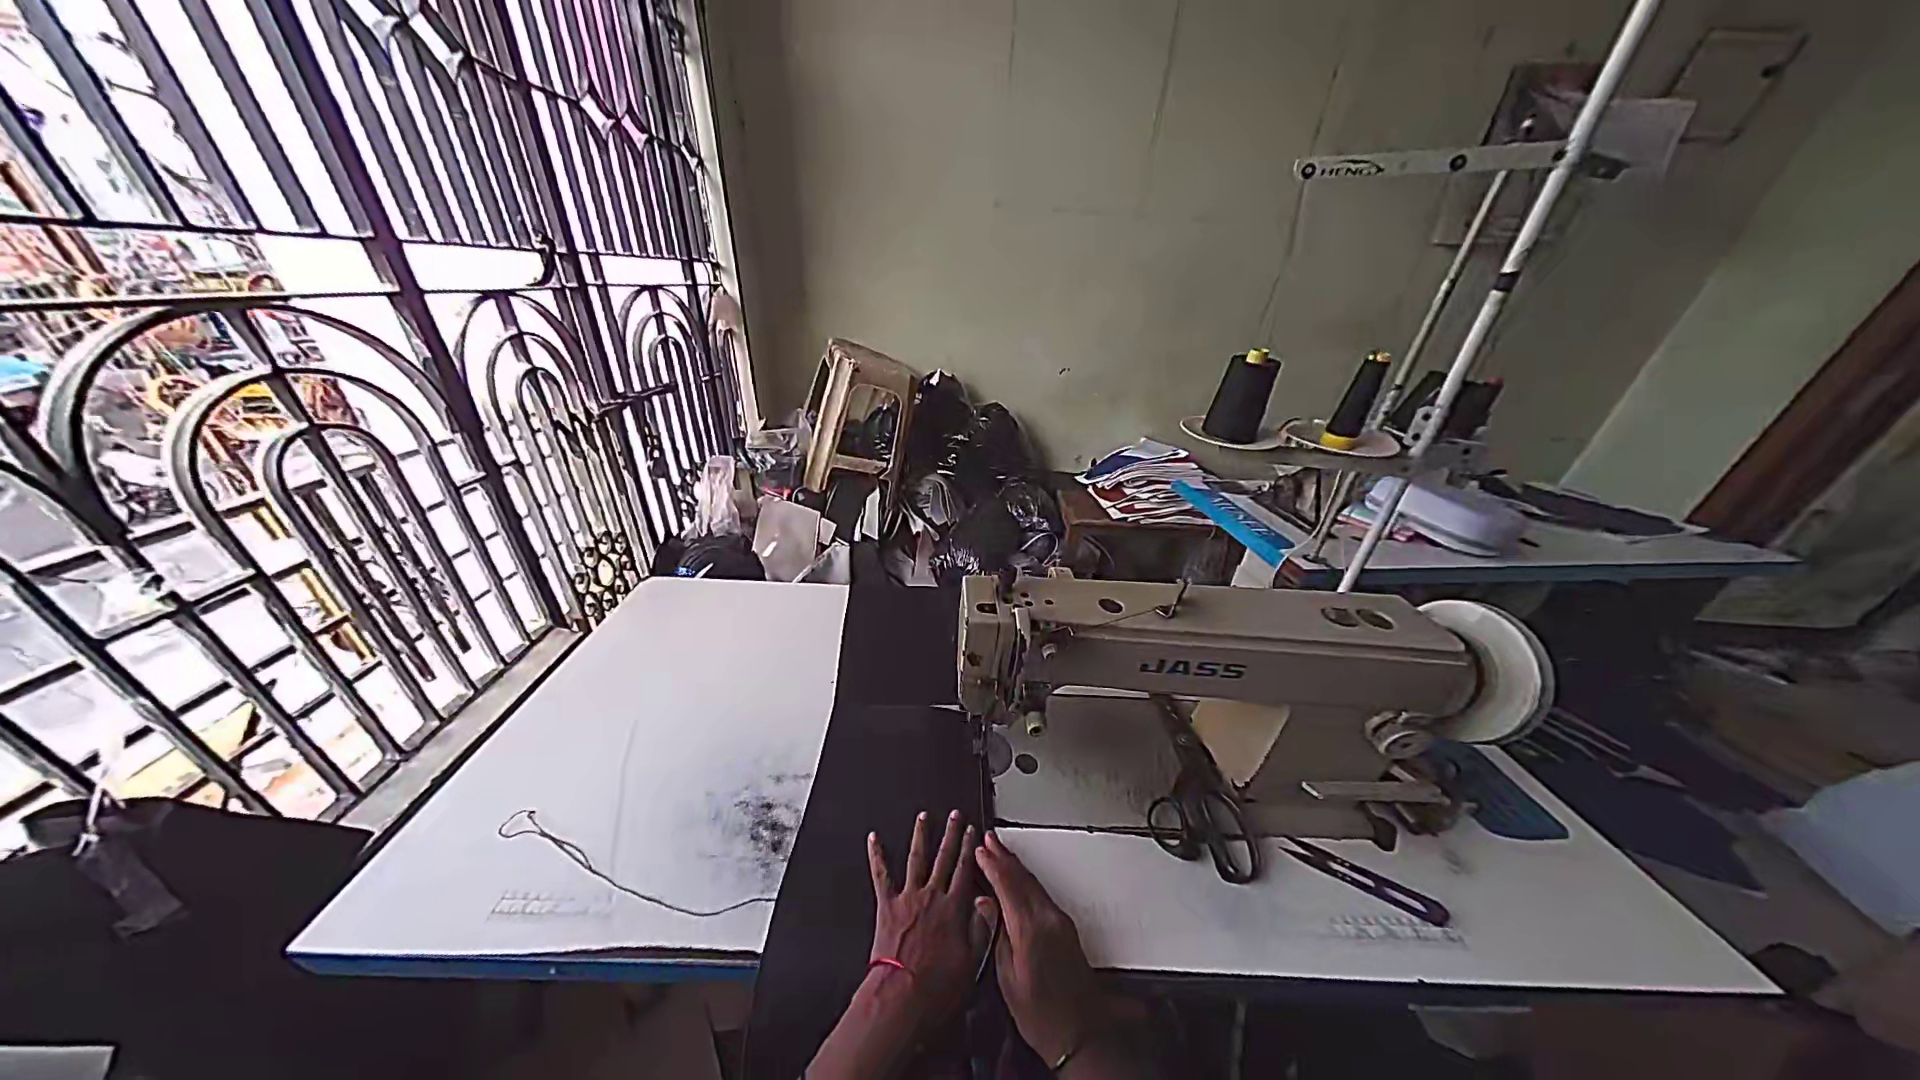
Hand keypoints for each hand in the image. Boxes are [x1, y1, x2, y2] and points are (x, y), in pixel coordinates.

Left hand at [867, 810, 984, 1029]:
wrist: (901, 997)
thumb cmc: (935, 987)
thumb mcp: (972, 961)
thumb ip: (981, 927)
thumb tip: (988, 902)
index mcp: (954, 909)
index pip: (965, 870)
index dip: (969, 849)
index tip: (972, 832)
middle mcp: (931, 896)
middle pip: (944, 857)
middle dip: (951, 834)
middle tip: (954, 815)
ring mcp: (908, 897)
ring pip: (916, 858)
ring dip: (920, 835)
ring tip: (923, 817)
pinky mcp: (887, 905)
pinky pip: (881, 875)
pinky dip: (876, 855)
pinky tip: (874, 839)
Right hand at [973, 830, 1111, 1064]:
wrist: (1081, 1033)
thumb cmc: (1041, 1016)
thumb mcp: (1007, 979)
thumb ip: (996, 935)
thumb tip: (985, 904)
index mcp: (1030, 929)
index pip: (1007, 884)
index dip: (991, 864)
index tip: (979, 850)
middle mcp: (1048, 919)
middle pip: (1023, 877)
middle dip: (1004, 856)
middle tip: (988, 839)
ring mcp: (1059, 921)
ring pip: (1033, 883)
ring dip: (1015, 865)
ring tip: (999, 851)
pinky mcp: (1066, 927)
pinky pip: (1041, 893)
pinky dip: (1026, 880)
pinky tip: (1017, 878)